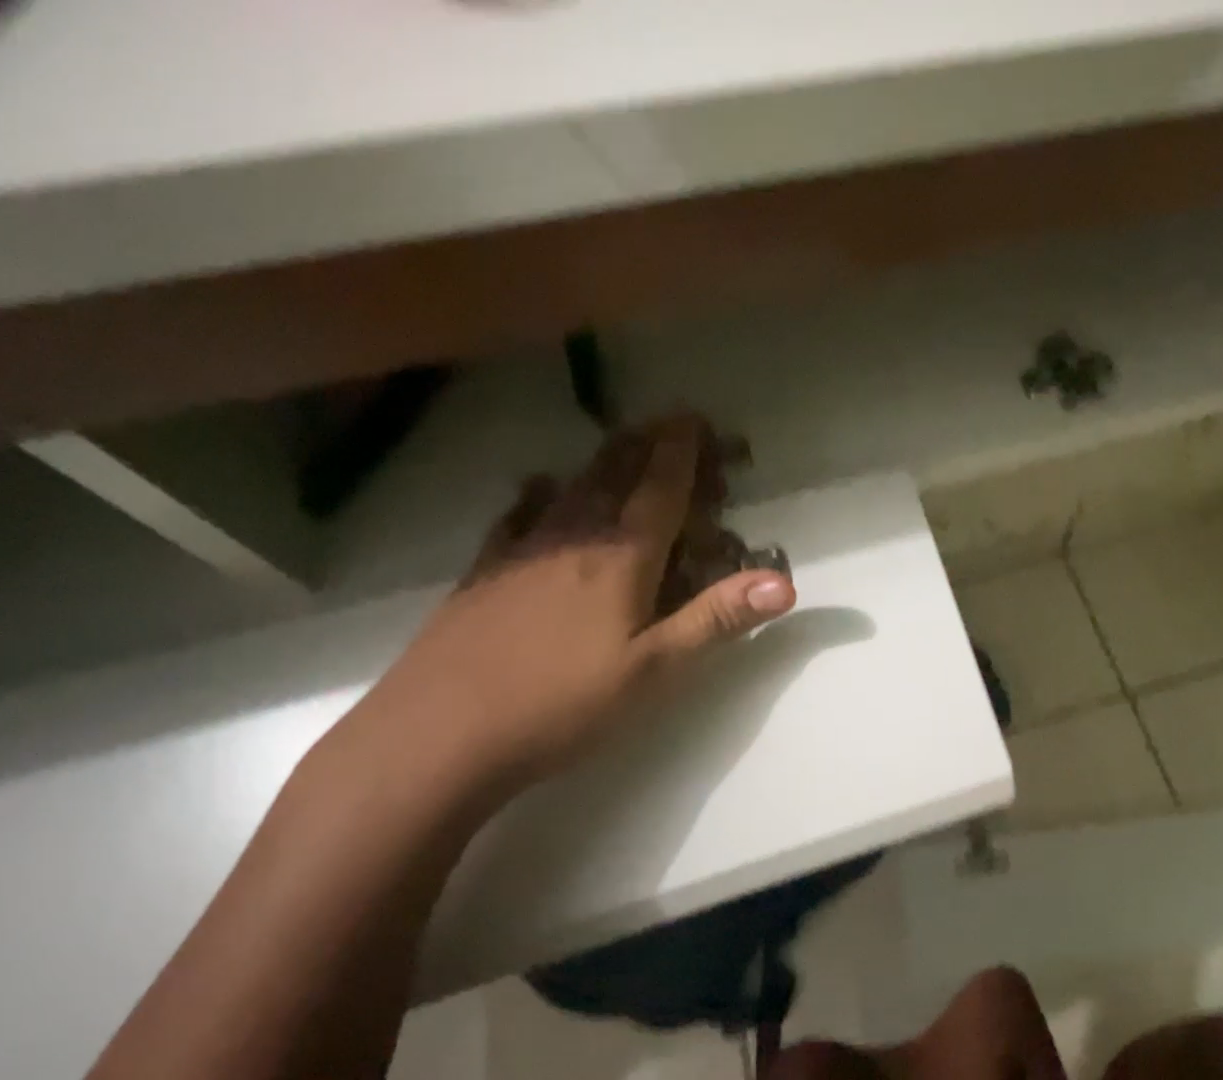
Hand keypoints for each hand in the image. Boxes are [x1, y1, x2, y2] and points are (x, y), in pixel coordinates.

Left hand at [347, 416, 796, 789]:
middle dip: (644, 446)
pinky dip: (536, 496)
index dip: (680, 452)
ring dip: (600, 463)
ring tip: (617, 445)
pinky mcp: (483, 575)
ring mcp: (522, 554)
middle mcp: (573, 541)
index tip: (695, 419)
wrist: (439, 734)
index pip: (659, 490)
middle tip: (664, 423)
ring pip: (570, 490)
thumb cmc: (561, 705)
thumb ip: (715, 620)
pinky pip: (517, 517)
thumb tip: (784, 583)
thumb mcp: (654, 672)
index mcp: (621, 560)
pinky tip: (536, 489)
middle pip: (613, 477)